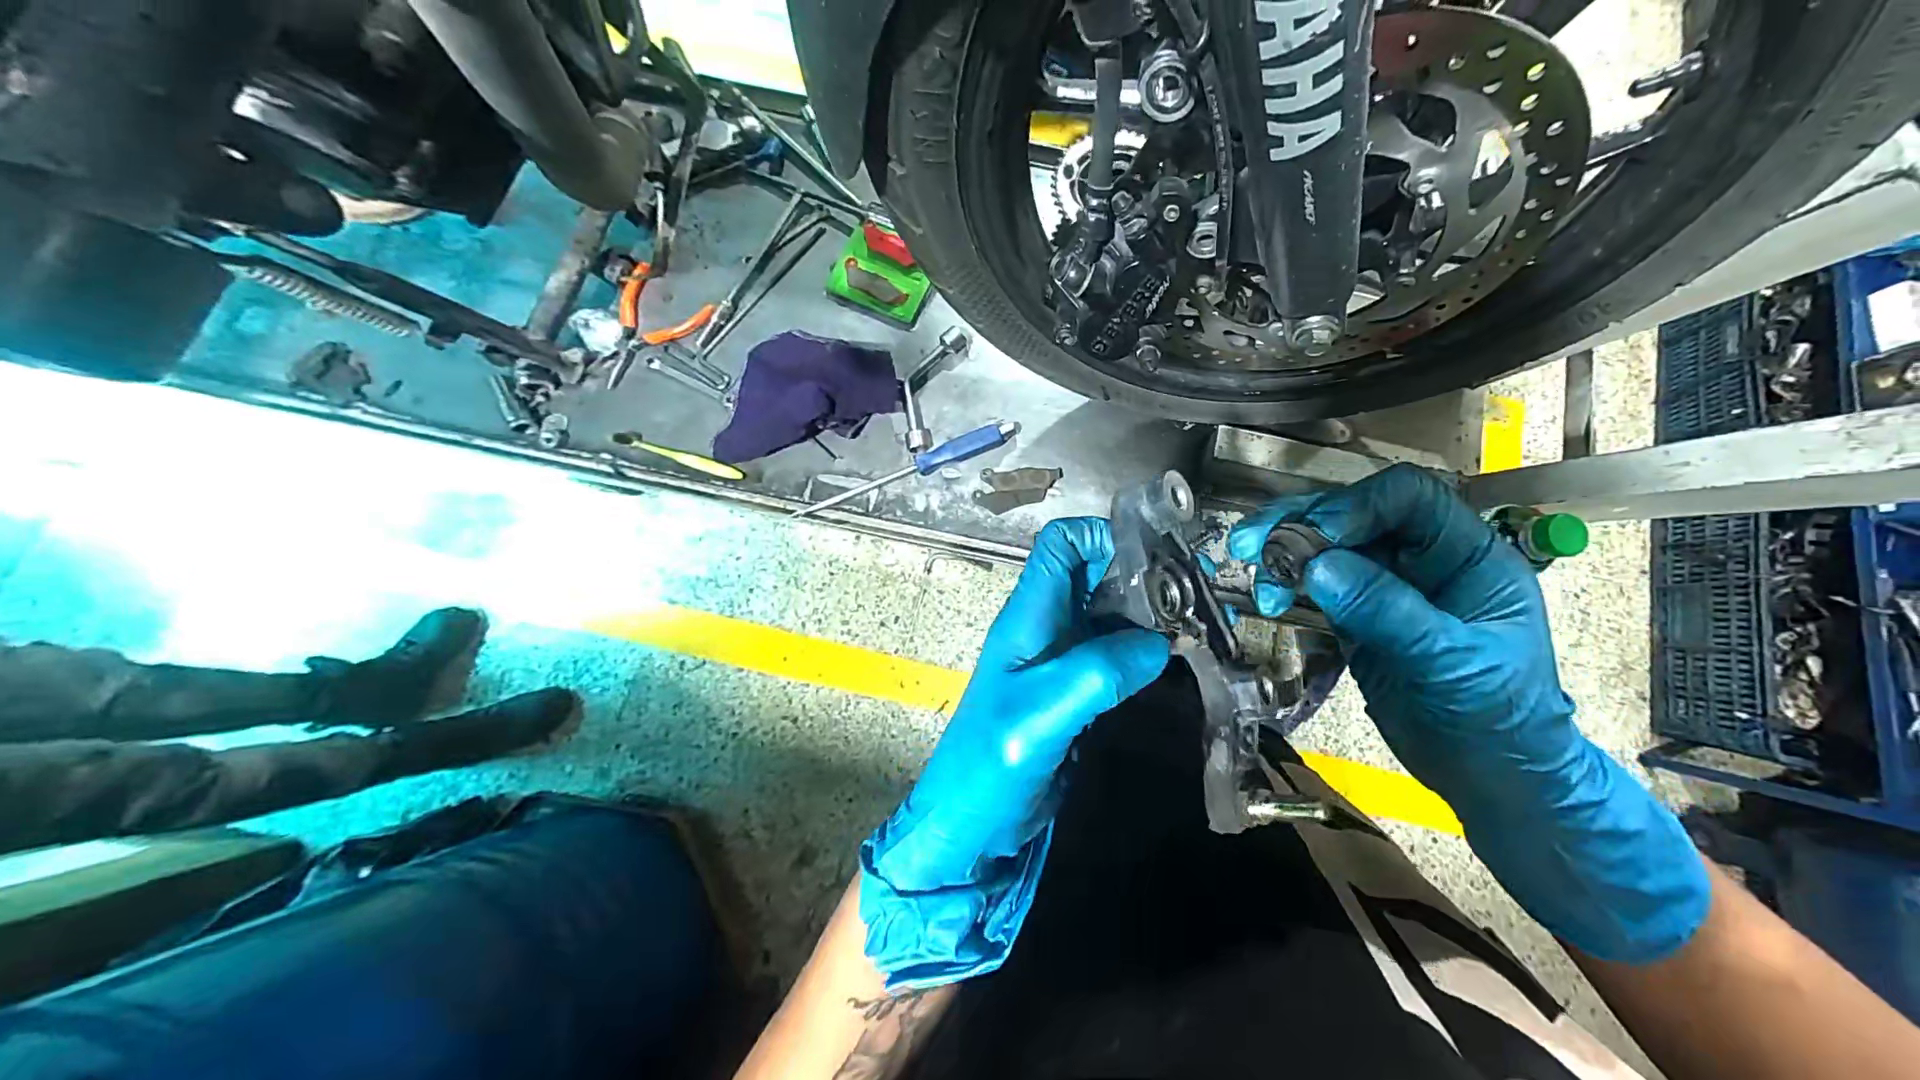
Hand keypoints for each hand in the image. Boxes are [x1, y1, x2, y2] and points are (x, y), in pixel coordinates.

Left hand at [860, 518, 1169, 986]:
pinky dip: (1141, 652)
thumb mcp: (1042, 713)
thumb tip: (1159, 644)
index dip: (1104, 536)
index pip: (1061, 545)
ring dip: (1146, 614)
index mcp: (1028, 618)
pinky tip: (1175, 664)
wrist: (969, 825)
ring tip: (1198, 626)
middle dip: (1139, 574)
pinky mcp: (1071, 694)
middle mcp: (1043, 630)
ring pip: (1105, 615)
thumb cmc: (992, 764)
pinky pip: (1110, 656)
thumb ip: (1098, 673)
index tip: (1157, 556)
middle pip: (1091, 575)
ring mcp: (1057, 662)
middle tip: (1196, 594)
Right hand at [1227, 464, 1707, 962]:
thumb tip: (1314, 563)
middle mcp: (1430, 569)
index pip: (1404, 498)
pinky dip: (1293, 597)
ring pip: (1332, 557)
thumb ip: (1382, 607)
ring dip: (1291, 564)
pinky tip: (1270, 611)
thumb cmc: (1502, 723)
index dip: (1347, 505)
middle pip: (1356, 523)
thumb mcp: (1448, 663)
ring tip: (1252, 579)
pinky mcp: (1368, 628)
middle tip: (1252, 550)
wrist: (1504, 790)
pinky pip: (1322, 595)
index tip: (1301, 535)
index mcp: (1470, 558)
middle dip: (1304, 530)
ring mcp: (1394, 599)